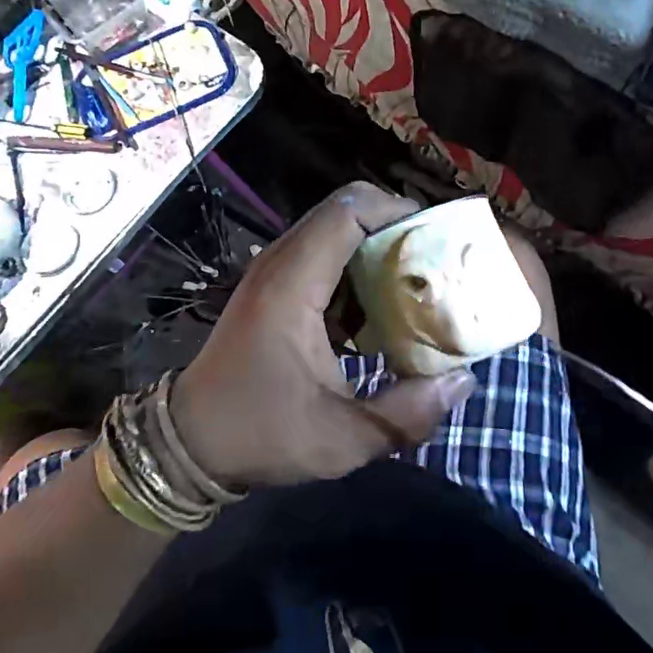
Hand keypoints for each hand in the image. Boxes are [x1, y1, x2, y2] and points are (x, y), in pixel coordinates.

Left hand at [170, 182, 477, 487]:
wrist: (190, 442)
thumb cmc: (261, 434)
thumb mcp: (345, 438)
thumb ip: (409, 412)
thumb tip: (462, 381)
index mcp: (292, 286)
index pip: (348, 210)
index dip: (398, 211)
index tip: (440, 240)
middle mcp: (277, 268)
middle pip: (342, 216)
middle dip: (395, 233)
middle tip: (439, 267)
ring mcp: (269, 279)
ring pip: (330, 240)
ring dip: (375, 257)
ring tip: (419, 290)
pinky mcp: (269, 296)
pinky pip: (318, 265)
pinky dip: (353, 278)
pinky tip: (379, 317)